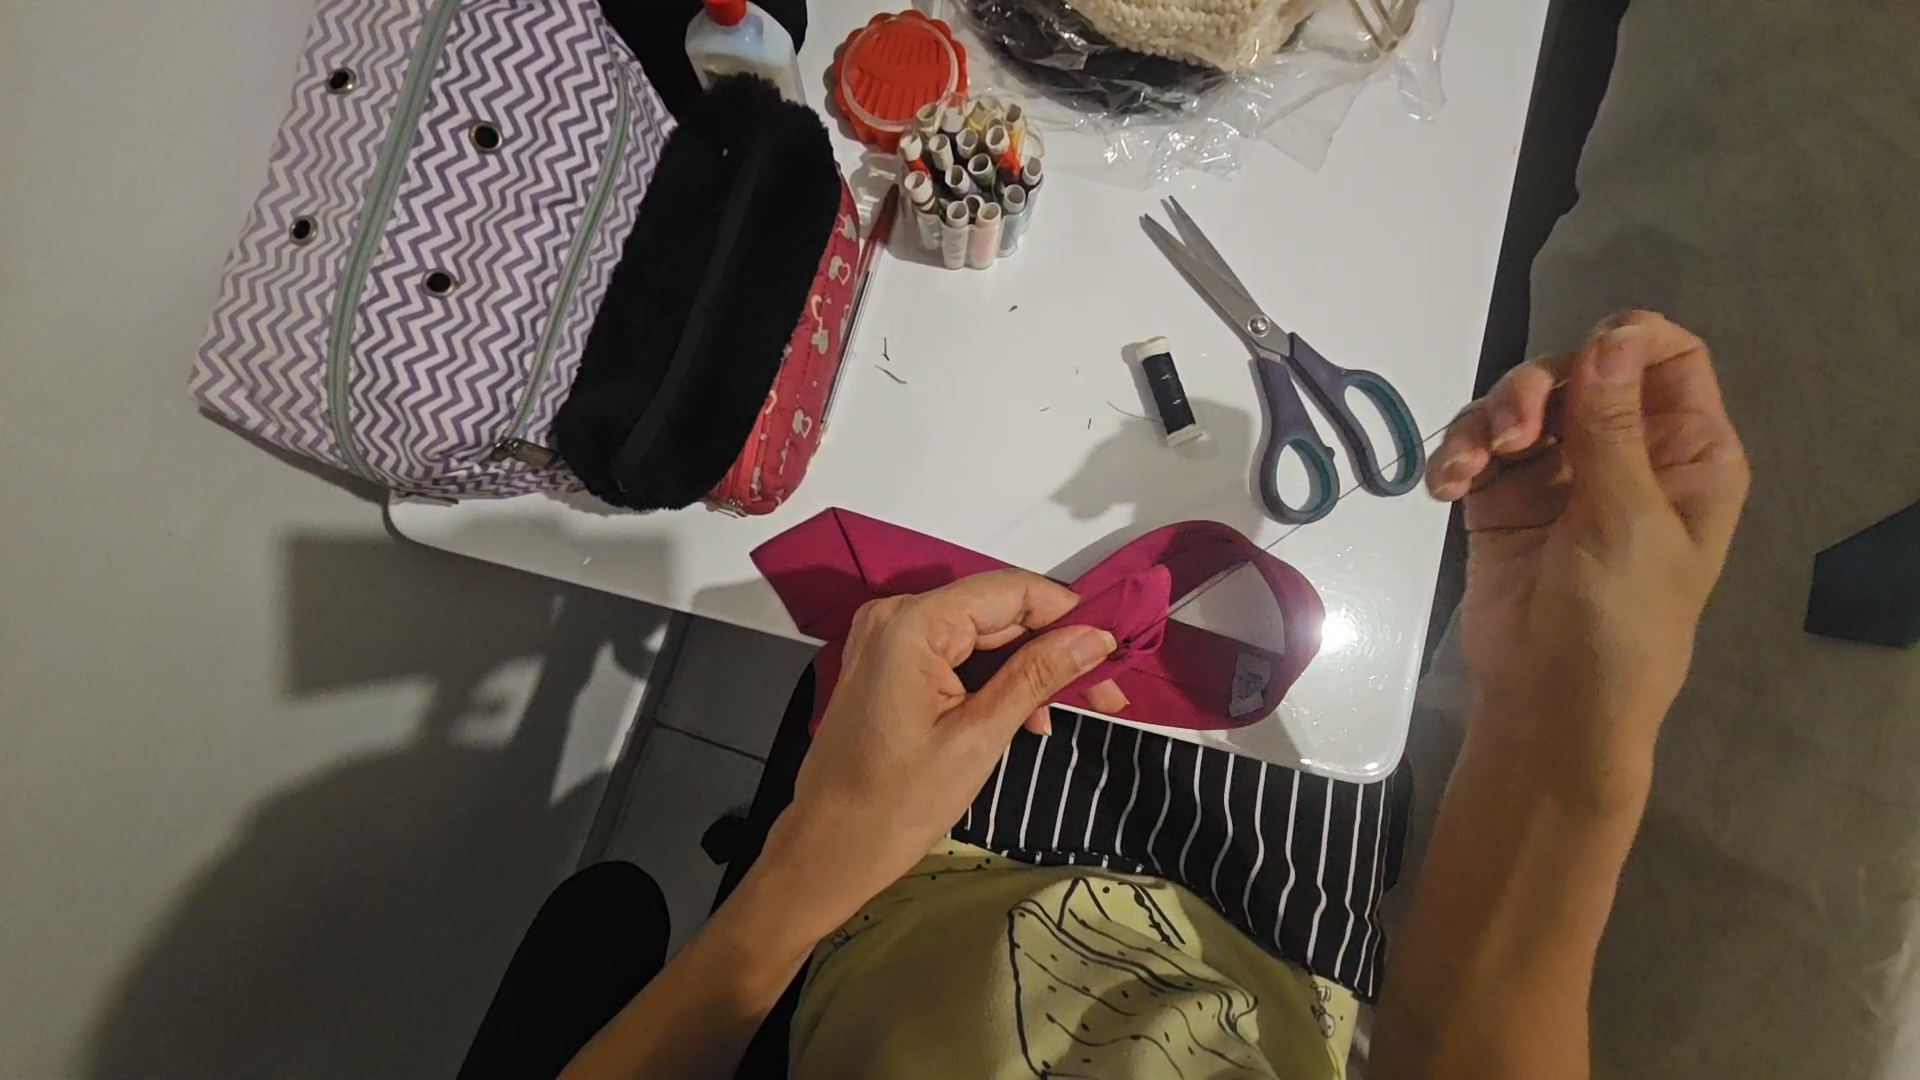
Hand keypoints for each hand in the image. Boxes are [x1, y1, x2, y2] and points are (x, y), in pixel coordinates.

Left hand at [753, 570, 1120, 938]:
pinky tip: (1024, 716)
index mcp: (914, 622)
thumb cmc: (899, 803)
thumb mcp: (979, 736)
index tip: (1113, 652)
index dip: (1069, 614)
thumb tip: (1098, 637)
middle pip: (997, 611)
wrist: (826, 850)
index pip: (1011, 590)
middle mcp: (898, 613)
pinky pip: (956, 653)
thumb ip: (1037, 675)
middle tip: (1104, 693)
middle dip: (1053, 647)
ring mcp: (890, 635)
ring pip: (982, 634)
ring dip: (1027, 668)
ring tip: (1066, 712)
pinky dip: (993, 678)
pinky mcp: (891, 659)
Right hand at [1426, 312, 1748, 802]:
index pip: (1664, 359)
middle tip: (1506, 436)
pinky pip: (1470, 456)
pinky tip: (1443, 490)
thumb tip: (1612, 335)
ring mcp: (1550, 477)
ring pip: (1510, 412)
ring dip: (1478, 429)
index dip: (1622, 343)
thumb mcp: (1625, 519)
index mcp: (1680, 453)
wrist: (1548, 692)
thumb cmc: (1618, 617)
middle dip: (1530, 393)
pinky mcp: (1495, 502)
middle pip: (1573, 375)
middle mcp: (1616, 453)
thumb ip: (1611, 428)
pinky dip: (1451, 462)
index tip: (1575, 365)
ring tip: (1463, 471)